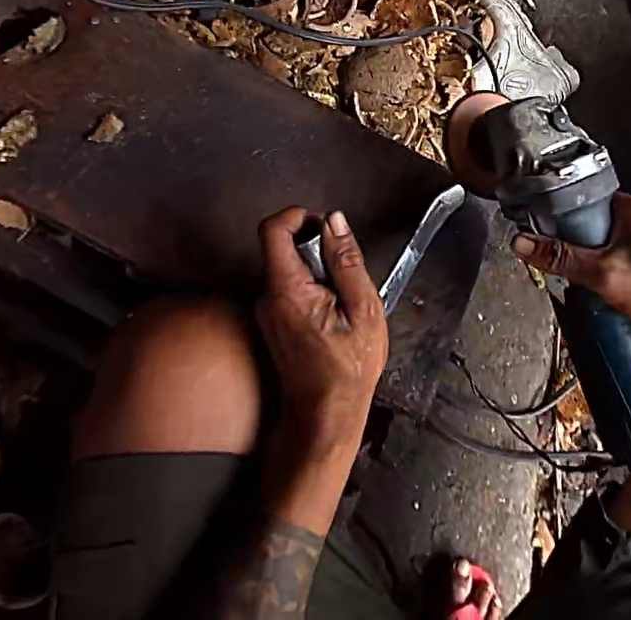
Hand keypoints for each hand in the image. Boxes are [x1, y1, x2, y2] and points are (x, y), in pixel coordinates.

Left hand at [255, 208, 388, 458]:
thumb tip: (335, 222)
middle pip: (282, 247)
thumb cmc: (346, 371)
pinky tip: (331, 316)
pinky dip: (311, 290)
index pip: (273, 229)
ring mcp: (266, 310)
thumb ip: (346, 259)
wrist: (325, 416)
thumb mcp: (364, 308)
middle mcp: (268, 297)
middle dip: (315, 248)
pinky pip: (289, 288)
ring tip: (340, 302)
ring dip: (316, 271)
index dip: (298, 215)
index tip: (322, 223)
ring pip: (288, 268)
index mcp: (288, 289)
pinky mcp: (271, 321)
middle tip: (342, 273)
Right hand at [510, 193, 630, 345]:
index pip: (583, 195)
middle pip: (588, 218)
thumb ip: (559, 257)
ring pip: (597, 239)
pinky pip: (608, 253)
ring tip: (562, 266)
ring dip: (580, 253)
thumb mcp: (602, 274)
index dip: (558, 207)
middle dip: (567, 235)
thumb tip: (519, 242)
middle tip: (546, 249)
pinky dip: (594, 264)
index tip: (535, 221)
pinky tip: (585, 280)